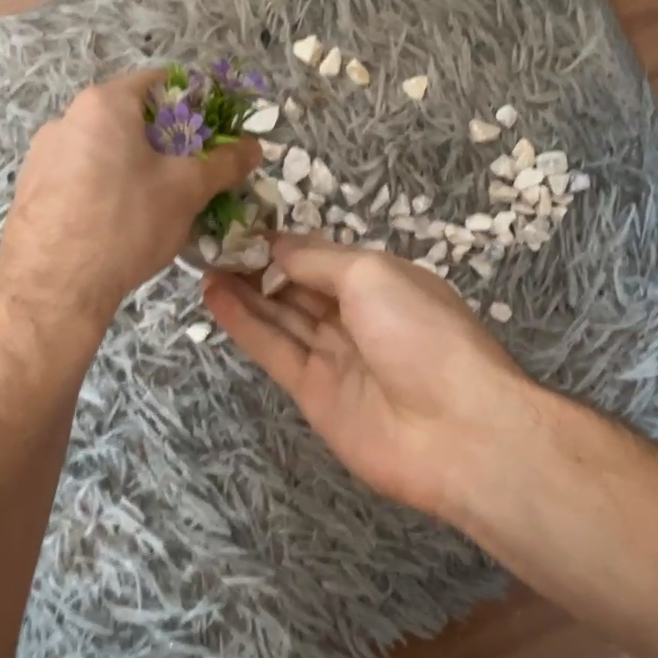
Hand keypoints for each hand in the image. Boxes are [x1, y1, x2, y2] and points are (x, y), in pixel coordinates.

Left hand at [0, 71, 259, 320]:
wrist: (52, 288)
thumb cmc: (126, 224)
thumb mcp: (187, 190)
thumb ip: (224, 162)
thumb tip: (253, 147)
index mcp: (105, 104)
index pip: (160, 82)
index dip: (196, 104)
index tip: (215, 137)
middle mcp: (67, 118)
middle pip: (131, 118)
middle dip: (168, 142)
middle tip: (194, 175)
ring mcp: (43, 154)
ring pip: (105, 149)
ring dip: (137, 166)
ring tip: (159, 205)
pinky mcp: (31, 189)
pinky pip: (81, 176)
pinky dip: (107, 188)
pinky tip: (120, 224)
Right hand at [203, 234, 539, 518]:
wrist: (455, 431)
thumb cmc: (421, 333)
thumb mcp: (371, 275)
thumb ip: (317, 260)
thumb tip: (276, 245)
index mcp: (382, 282)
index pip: (321, 256)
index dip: (281, 243)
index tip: (238, 227)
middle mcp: (358, 316)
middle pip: (298, 286)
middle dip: (257, 265)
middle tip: (209, 245)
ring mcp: (336, 357)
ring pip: (281, 317)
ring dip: (244, 291)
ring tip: (202, 265)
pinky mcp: (314, 394)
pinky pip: (275, 351)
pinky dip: (244, 326)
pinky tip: (214, 298)